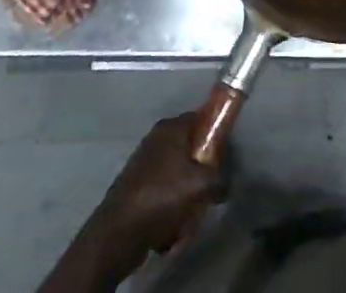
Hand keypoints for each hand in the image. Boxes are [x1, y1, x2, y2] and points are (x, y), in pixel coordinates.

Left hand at [92, 113, 226, 253]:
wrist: (120, 229)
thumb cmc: (163, 196)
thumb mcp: (202, 186)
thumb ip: (220, 181)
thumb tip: (224, 185)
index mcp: (170, 128)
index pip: (199, 117)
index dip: (214, 130)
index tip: (224, 150)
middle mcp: (155, 138)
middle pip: (187, 145)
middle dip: (200, 165)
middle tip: (211, 183)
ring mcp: (142, 160)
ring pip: (175, 170)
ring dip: (185, 188)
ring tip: (192, 209)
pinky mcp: (135, 183)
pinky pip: (161, 188)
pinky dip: (170, 202)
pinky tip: (174, 222)